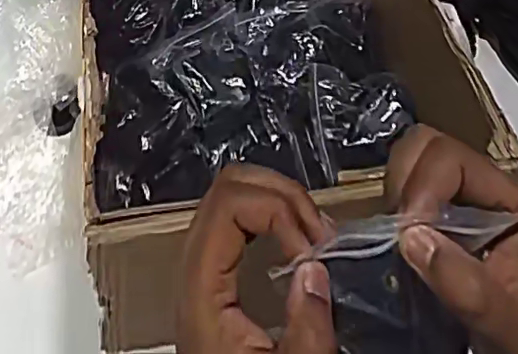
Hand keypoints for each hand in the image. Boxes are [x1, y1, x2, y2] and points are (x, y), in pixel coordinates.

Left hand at [178, 165, 335, 353]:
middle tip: (323, 234)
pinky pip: (237, 220)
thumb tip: (315, 266)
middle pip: (227, 186)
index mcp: (201, 282)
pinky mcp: (216, 275)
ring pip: (232, 196)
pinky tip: (300, 243)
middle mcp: (195, 263)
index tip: (315, 250)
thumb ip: (306, 331)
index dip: (276, 209)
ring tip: (318, 237)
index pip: (228, 203)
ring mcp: (203, 265)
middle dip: (281, 194)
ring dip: (278, 201)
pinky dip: (271, 216)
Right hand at [385, 126, 517, 353]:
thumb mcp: (511, 324)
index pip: (450, 157)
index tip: (408, 228)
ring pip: (410, 162)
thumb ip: (470, 287)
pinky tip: (399, 240)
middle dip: (403, 180)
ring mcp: (461, 201)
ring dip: (396, 193)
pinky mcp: (441, 215)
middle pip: (425, 146)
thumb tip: (413, 238)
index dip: (422, 185)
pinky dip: (393, 207)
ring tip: (399, 235)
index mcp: (512, 201)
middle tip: (398, 226)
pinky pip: (404, 189)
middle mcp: (485, 190)